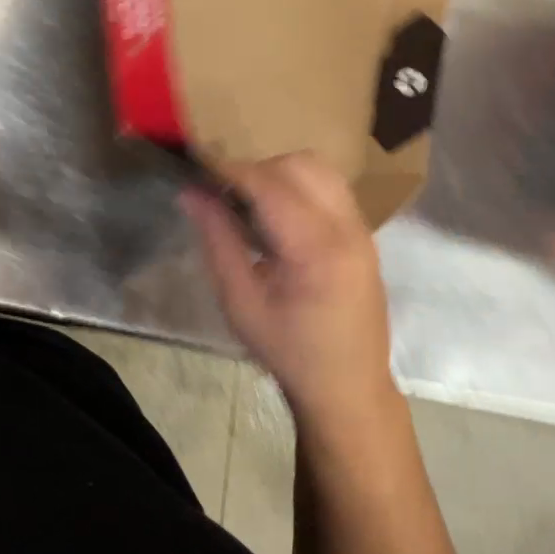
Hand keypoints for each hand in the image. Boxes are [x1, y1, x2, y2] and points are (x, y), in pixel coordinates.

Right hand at [182, 152, 395, 419]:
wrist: (348, 388)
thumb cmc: (288, 350)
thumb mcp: (240, 301)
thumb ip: (217, 239)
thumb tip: (190, 191)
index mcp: (316, 249)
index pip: (268, 184)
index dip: (228, 170)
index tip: (196, 172)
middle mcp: (347, 228)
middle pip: (299, 165)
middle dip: (255, 170)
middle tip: (224, 196)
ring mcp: (361, 229)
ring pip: (318, 169)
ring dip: (279, 173)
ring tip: (251, 205)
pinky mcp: (364, 234)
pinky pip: (330, 187)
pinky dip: (299, 186)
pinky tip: (278, 218)